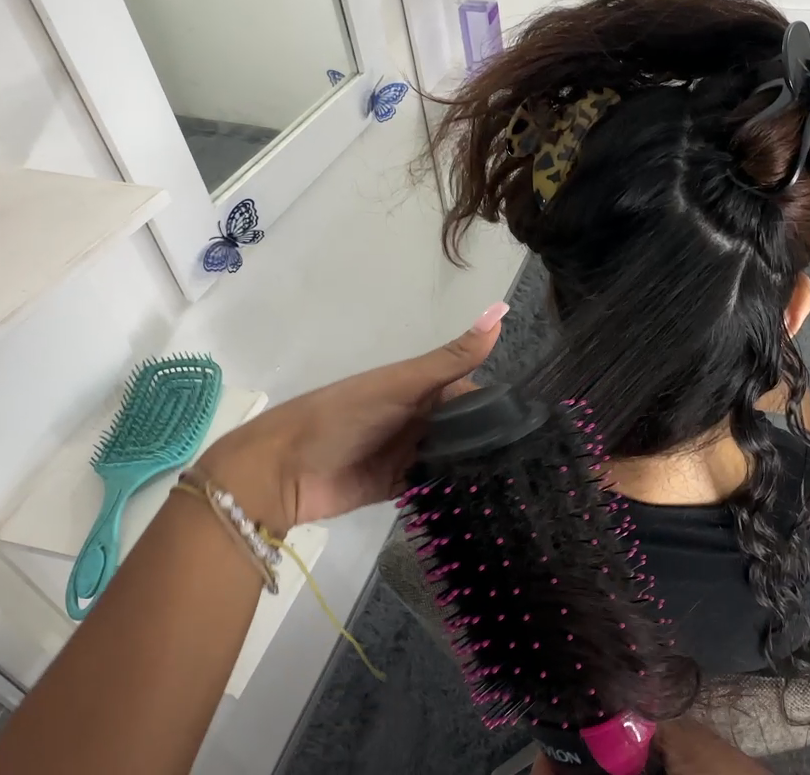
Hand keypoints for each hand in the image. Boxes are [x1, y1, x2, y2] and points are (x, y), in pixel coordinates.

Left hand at [197, 303, 509, 530]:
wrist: (282, 472)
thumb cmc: (342, 416)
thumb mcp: (403, 384)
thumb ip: (452, 358)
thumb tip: (501, 311)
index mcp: (420, 387)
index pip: (471, 393)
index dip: (496, 406)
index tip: (528, 426)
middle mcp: (419, 418)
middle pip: (465, 428)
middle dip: (489, 441)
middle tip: (527, 460)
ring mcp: (409, 453)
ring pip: (453, 458)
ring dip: (472, 467)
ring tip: (514, 482)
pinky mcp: (399, 486)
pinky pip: (434, 486)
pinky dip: (451, 489)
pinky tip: (482, 499)